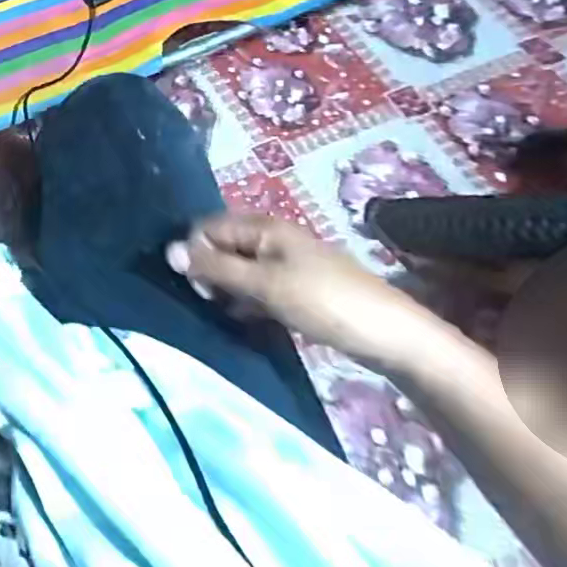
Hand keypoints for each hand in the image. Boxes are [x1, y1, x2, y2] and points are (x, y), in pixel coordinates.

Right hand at [167, 213, 443, 369]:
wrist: (400, 340)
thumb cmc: (327, 303)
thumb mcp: (264, 285)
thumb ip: (214, 267)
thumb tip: (166, 251)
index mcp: (264, 227)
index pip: (207, 228)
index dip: (194, 253)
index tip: (199, 285)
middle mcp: (273, 237)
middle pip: (221, 246)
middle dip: (209, 271)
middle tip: (214, 301)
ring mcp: (287, 262)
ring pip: (238, 268)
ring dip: (228, 288)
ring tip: (232, 313)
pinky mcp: (298, 286)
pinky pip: (258, 285)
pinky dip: (248, 299)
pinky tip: (251, 318)